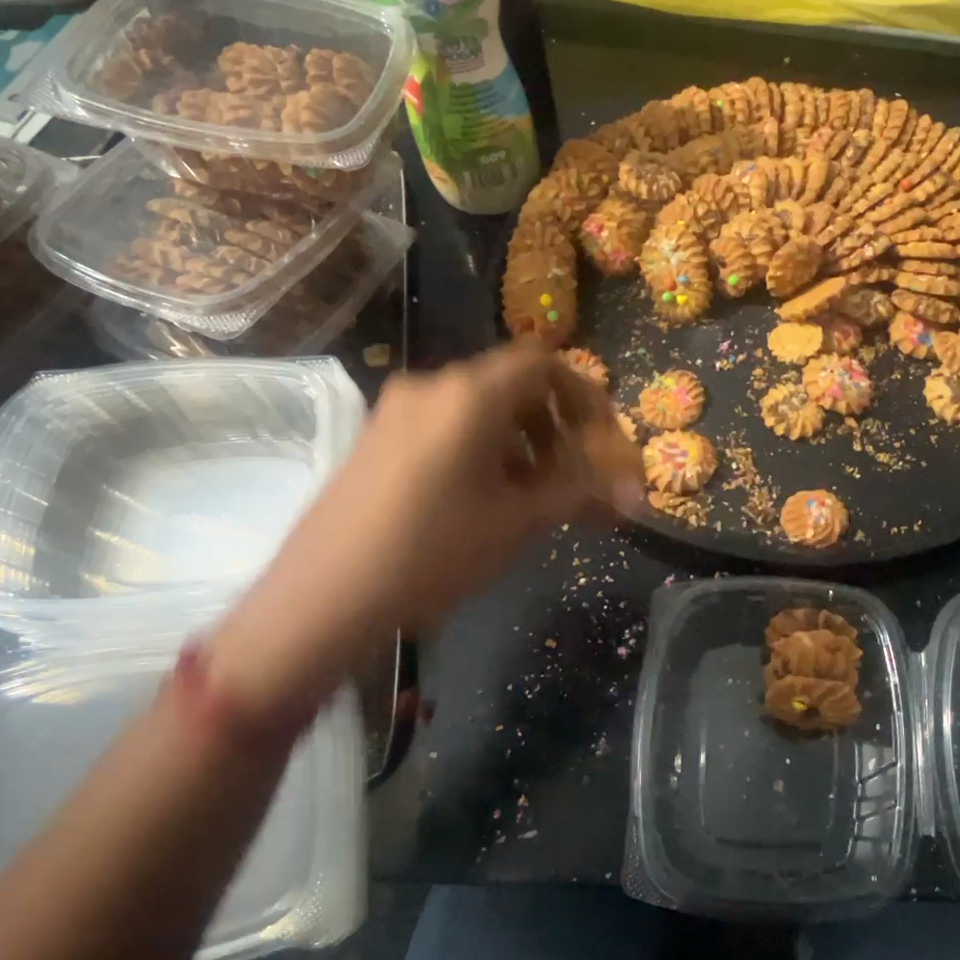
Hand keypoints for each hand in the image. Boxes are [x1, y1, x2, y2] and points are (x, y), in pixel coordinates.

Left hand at [208, 340, 643, 719]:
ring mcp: (396, 411)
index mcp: (471, 395)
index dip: (583, 394)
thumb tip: (635, 494)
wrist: (324, 595)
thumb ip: (581, 495)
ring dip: (518, 439)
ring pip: (477, 408)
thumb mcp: (519, 522)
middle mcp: (432, 387)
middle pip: (511, 384)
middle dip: (553, 424)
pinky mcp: (375, 439)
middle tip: (571, 472)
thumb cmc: (435, 550)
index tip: (602, 437)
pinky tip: (483, 500)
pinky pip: (444, 426)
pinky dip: (480, 448)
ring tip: (530, 493)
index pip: (544, 364)